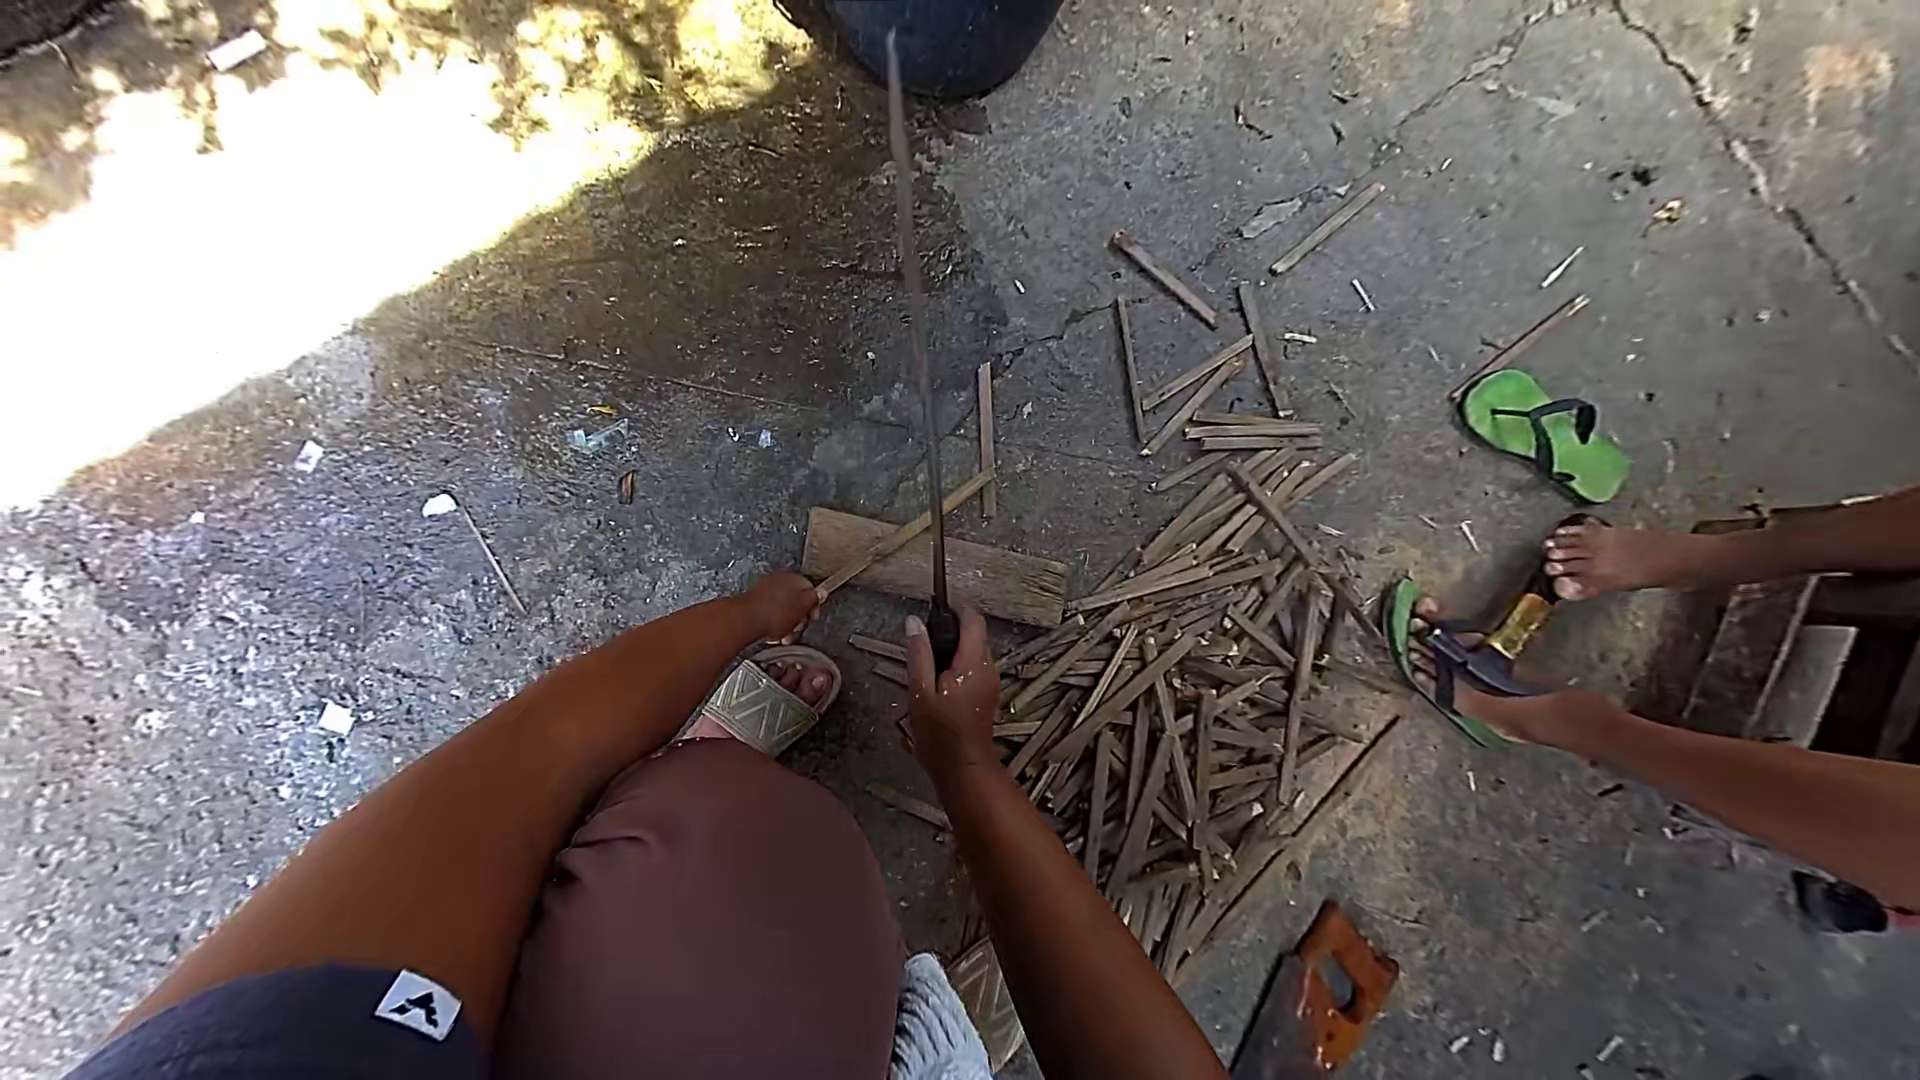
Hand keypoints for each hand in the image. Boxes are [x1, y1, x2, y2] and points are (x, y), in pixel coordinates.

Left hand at [739, 572, 821, 643]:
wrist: (744, 622)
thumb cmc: (773, 614)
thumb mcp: (803, 608)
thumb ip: (814, 599)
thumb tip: (822, 592)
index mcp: (792, 578)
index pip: (810, 589)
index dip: (813, 606)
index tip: (811, 618)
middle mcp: (777, 581)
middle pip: (796, 600)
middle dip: (798, 618)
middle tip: (797, 629)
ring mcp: (763, 591)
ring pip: (782, 609)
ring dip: (785, 624)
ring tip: (784, 636)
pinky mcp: (752, 604)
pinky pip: (768, 613)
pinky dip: (772, 624)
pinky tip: (772, 635)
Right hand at [904, 605, 998, 773]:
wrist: (963, 769)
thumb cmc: (939, 733)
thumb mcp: (920, 692)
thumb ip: (919, 654)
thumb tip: (914, 621)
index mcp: (973, 663)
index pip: (974, 620)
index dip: (957, 609)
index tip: (936, 611)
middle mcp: (988, 668)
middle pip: (975, 635)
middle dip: (952, 632)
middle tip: (924, 643)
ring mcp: (991, 682)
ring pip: (976, 652)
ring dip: (955, 650)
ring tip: (928, 666)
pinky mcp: (989, 695)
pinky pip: (976, 668)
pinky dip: (960, 665)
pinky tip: (939, 683)